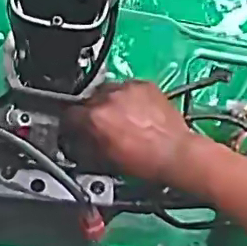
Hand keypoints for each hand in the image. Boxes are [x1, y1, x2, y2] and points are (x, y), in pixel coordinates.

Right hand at [68, 81, 210, 188]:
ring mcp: (128, 88)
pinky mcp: (145, 85)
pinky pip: (129, 87)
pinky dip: (129, 97)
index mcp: (96, 117)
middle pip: (89, 99)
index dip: (72, 123)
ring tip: (122, 117)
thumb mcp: (106, 157)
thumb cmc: (145, 161)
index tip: (76, 126)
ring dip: (111, 102)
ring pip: (109, 90)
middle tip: (103, 124)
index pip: (70, 114)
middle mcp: (109, 98)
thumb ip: (89, 142)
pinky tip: (137, 111)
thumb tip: (82, 137)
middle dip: (93, 111)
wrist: (175, 153)